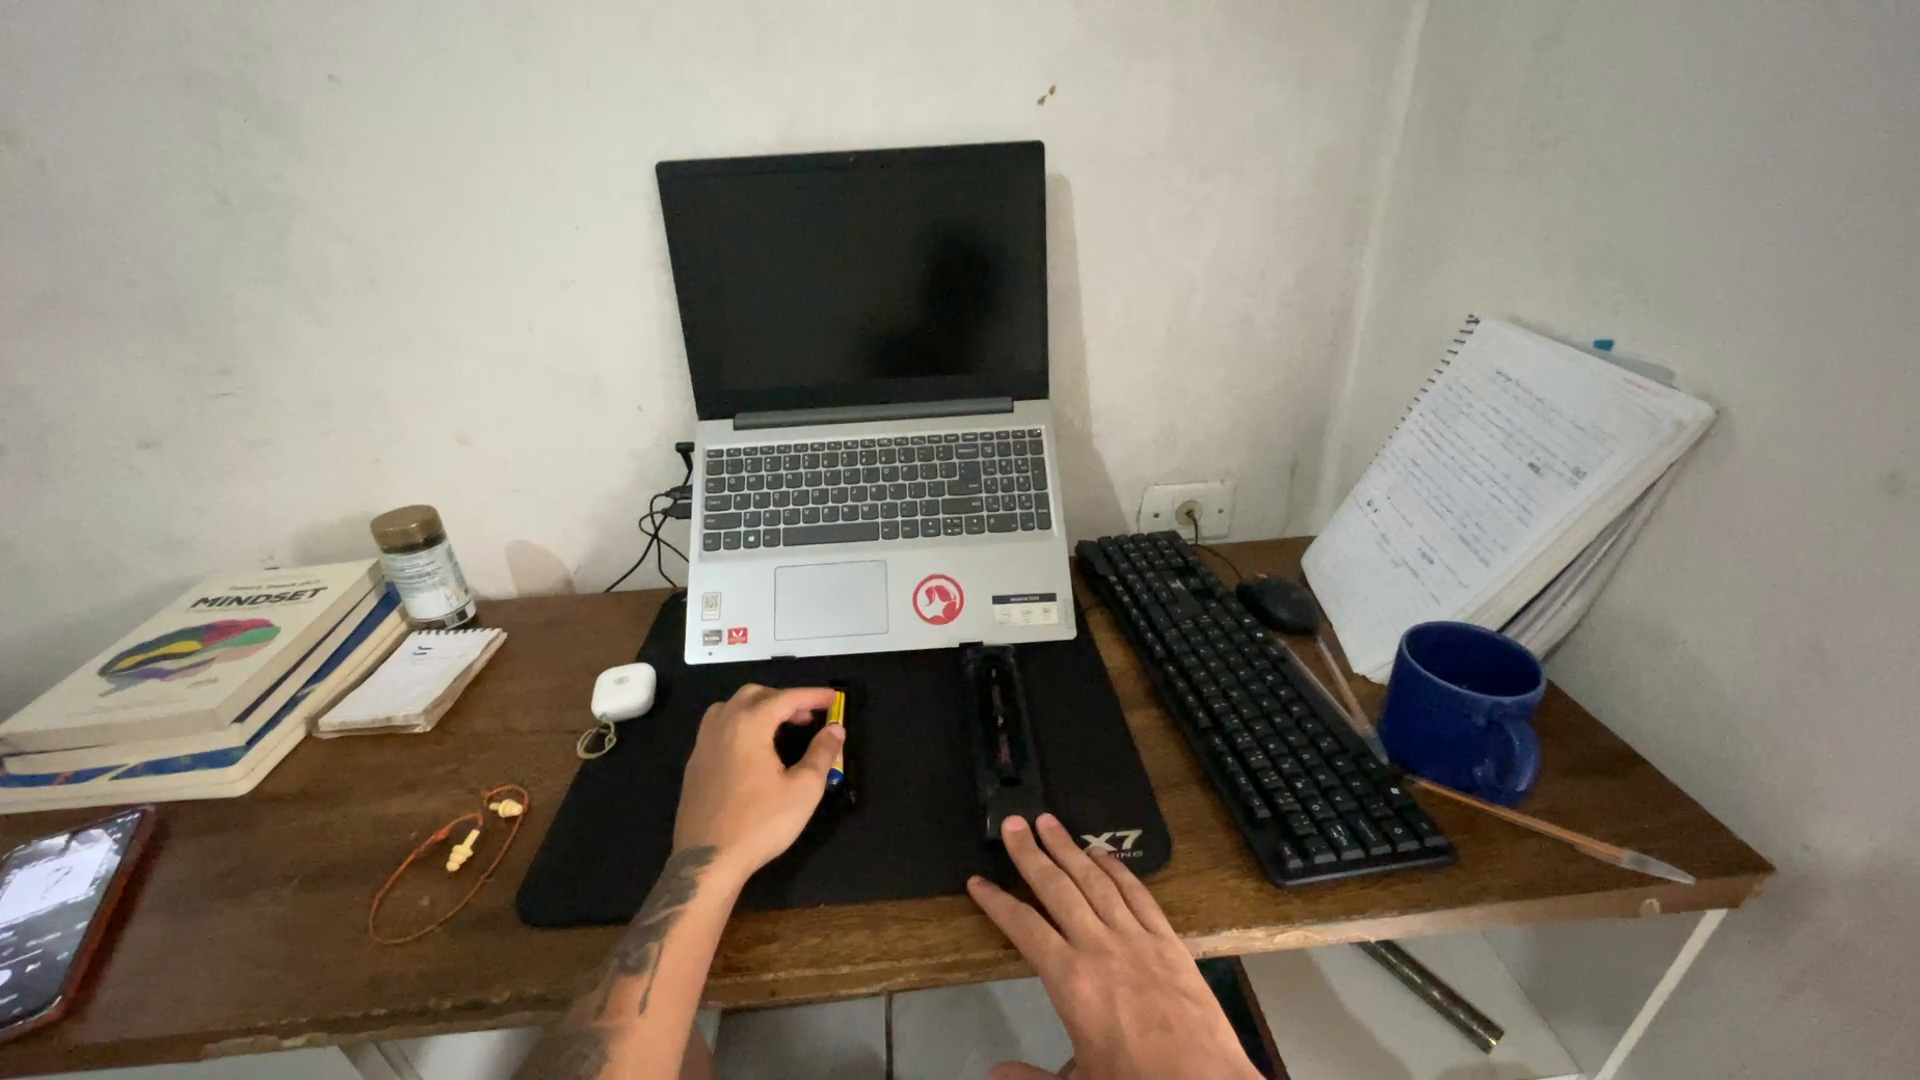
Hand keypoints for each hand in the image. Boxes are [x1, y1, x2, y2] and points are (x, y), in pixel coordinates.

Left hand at [672, 684, 842, 884]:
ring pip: (730, 707)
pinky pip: (718, 728)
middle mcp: (722, 725)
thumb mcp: (804, 789)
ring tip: (779, 727)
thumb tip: (835, 729)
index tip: (833, 697)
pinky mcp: (694, 765)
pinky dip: (740, 724)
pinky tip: (752, 749)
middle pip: (754, 695)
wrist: (707, 861)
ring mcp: (702, 745)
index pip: (785, 698)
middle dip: (784, 699)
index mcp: (749, 725)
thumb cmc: (760, 823)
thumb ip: (822, 753)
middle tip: (808, 716)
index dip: (812, 696)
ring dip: (758, 708)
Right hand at [968, 815, 1258, 1079]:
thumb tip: (991, 1072)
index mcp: (1070, 980)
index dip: (997, 902)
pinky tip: (1102, 853)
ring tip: (1050, 822)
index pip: (1023, 927)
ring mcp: (1136, 938)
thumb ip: (1031, 1077)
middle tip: (1013, 822)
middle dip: (1031, 854)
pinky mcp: (1168, 940)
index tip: (977, 880)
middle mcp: (1098, 946)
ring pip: (1095, 881)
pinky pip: (1137, 894)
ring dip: (1069, 848)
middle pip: (1057, 888)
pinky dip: (1117, 869)